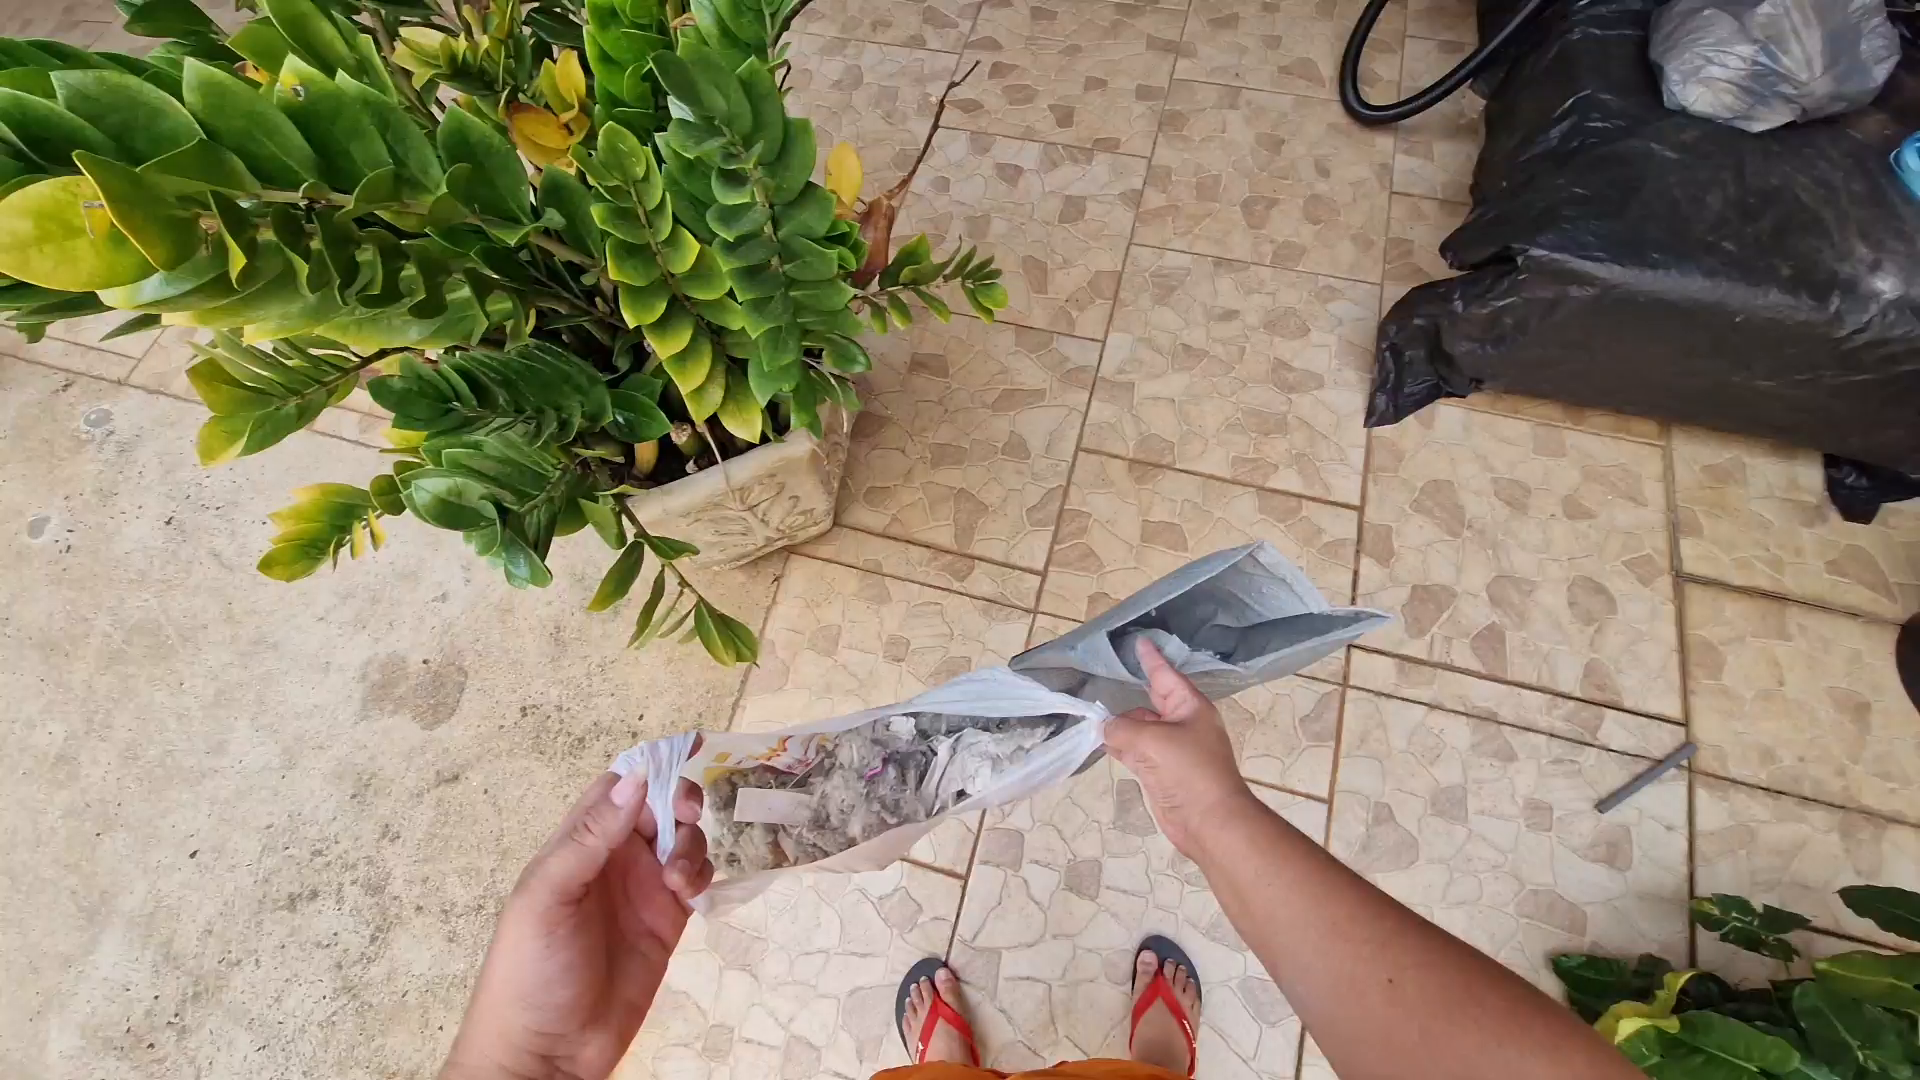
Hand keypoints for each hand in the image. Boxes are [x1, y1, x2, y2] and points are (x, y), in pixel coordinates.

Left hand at [440, 764, 713, 1079]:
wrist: (547, 1058)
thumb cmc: (531, 972)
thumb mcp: (548, 898)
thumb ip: (590, 837)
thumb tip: (638, 779)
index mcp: (578, 845)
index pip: (617, 787)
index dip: (647, 771)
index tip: (677, 763)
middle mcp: (615, 858)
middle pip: (660, 805)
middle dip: (680, 801)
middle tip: (686, 817)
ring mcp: (645, 887)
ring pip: (684, 837)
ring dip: (691, 844)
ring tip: (678, 882)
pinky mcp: (670, 917)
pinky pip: (697, 875)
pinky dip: (702, 873)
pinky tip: (689, 894)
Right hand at [1103, 637, 1260, 858]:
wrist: (1209, 821)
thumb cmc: (1189, 771)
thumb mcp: (1152, 741)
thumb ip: (1122, 728)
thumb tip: (1105, 728)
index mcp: (1190, 707)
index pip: (1165, 675)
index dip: (1151, 658)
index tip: (1140, 641)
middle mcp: (1181, 724)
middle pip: (1149, 702)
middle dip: (1128, 693)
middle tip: (1103, 677)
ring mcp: (1170, 749)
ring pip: (1138, 728)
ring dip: (1118, 725)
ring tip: (1090, 717)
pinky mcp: (1159, 771)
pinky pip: (1134, 750)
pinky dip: (1117, 746)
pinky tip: (1098, 741)